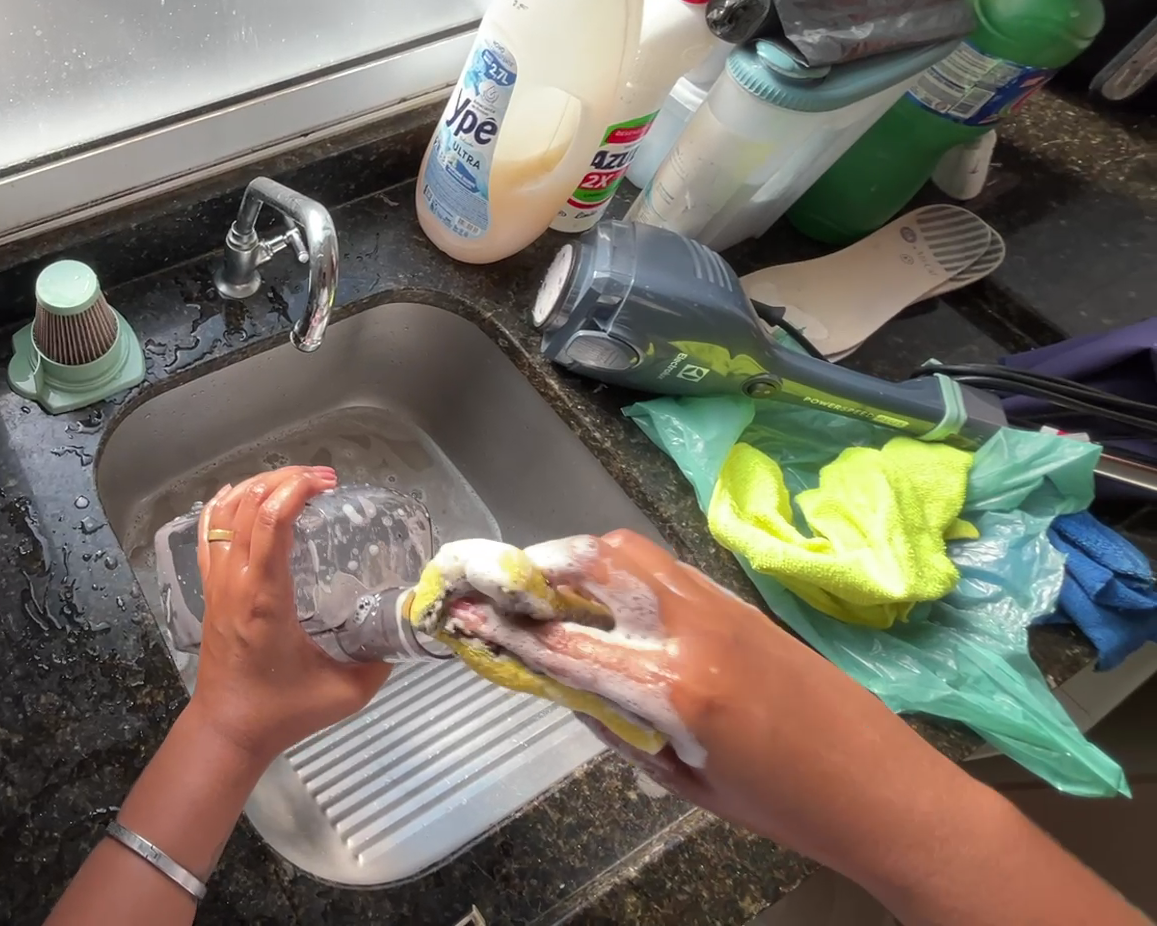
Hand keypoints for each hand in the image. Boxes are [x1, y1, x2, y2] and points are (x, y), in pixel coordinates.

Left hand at [186, 466, 391, 763]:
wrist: (228, 728)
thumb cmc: (282, 710)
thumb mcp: (344, 690)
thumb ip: (379, 660)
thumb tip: (406, 628)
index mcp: (265, 596)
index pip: (271, 521)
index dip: (297, 489)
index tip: (327, 483)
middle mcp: (235, 580)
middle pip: (249, 505)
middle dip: (285, 479)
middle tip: (321, 479)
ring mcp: (216, 581)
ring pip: (225, 513)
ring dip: (257, 486)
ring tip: (291, 481)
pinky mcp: (208, 588)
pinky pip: (207, 534)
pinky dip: (222, 506)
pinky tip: (239, 494)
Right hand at [482, 530, 977, 880]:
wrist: (893, 794)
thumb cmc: (780, 806)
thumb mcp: (677, 778)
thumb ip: (609, 720)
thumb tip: (557, 679)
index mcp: (672, 686)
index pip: (562, 643)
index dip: (504, 627)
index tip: (463, 611)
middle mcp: (689, 628)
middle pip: (593, 564)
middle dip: (538, 568)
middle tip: (511, 588)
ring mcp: (715, 604)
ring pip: (626, 549)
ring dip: (577, 560)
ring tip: (556, 587)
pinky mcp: (734, 599)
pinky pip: (658, 564)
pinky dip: (618, 569)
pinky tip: (612, 598)